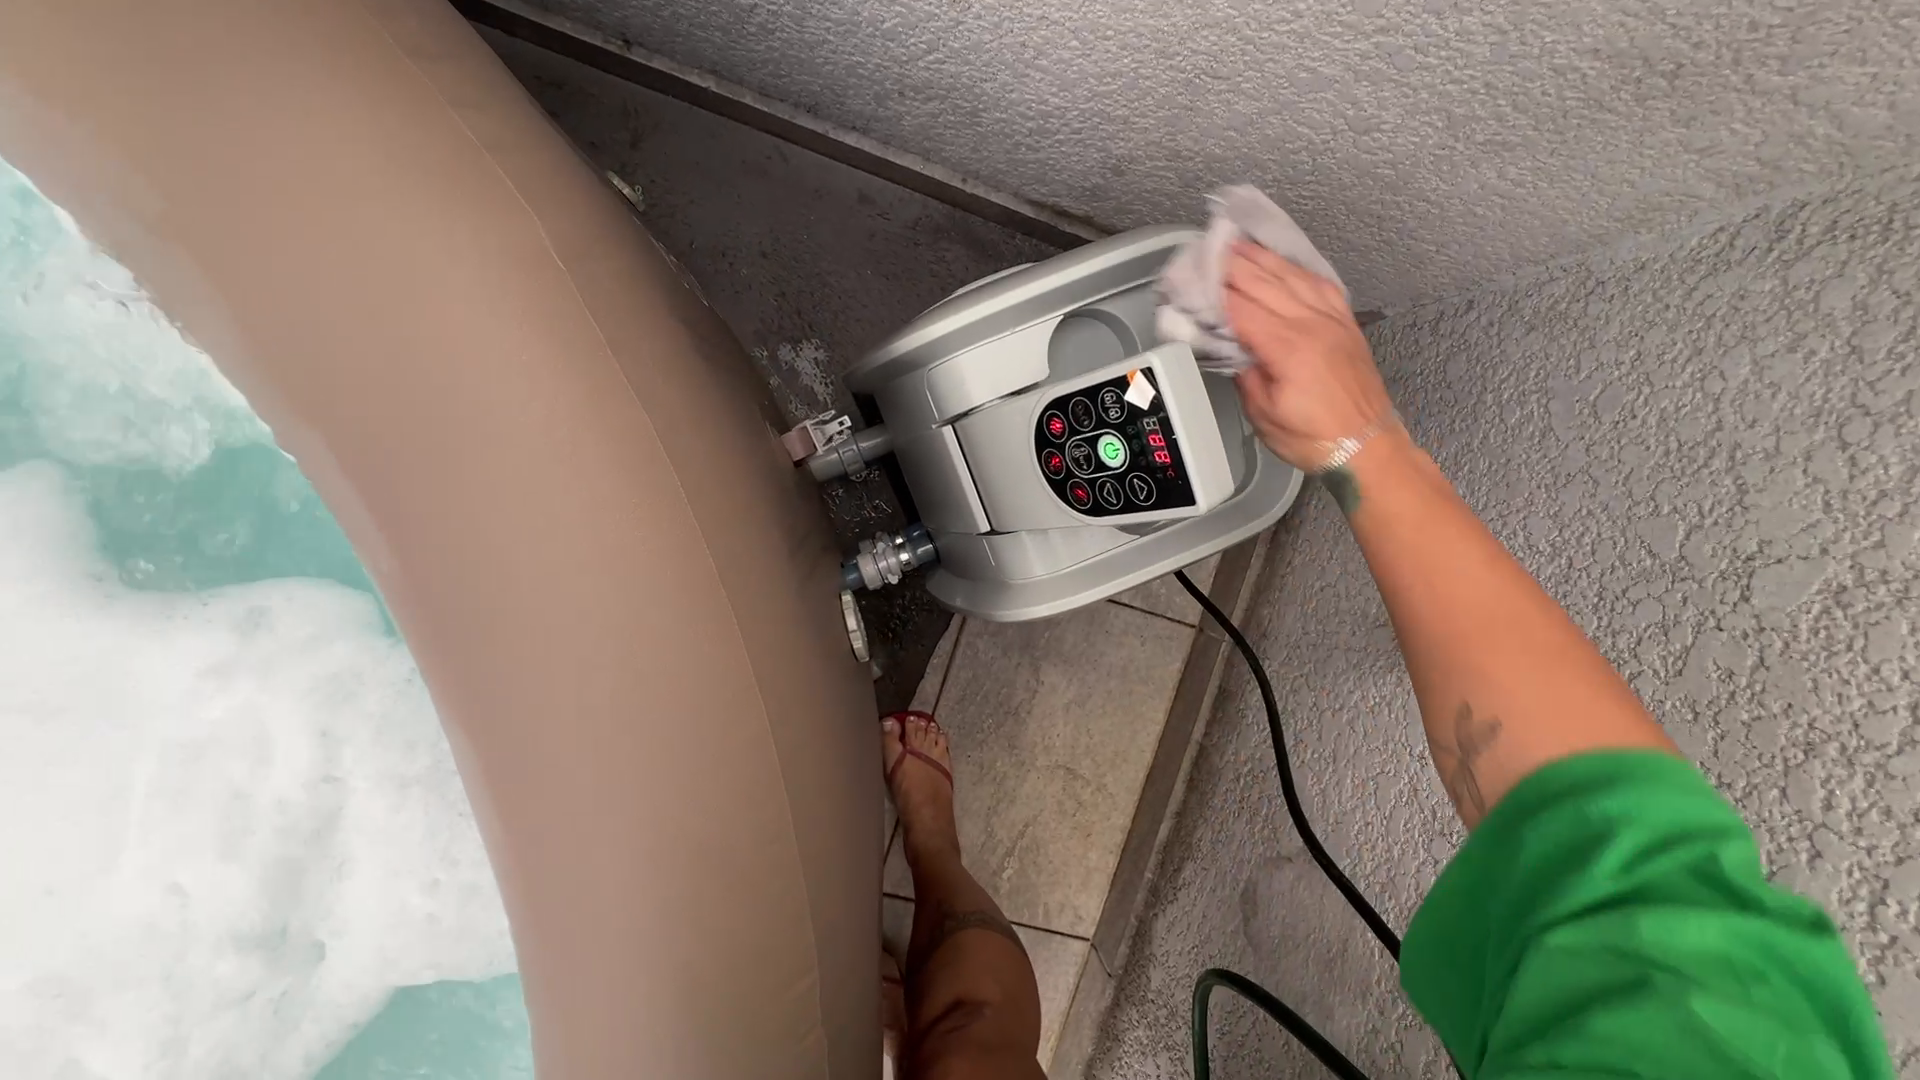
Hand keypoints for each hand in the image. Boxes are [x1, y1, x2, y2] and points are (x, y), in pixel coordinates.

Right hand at [1226, 242, 1394, 471]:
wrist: (1367, 447)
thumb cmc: (1316, 438)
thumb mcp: (1264, 414)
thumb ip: (1244, 374)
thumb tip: (1228, 348)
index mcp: (1289, 348)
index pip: (1240, 308)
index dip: (1212, 292)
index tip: (1189, 281)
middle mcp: (1313, 325)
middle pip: (1264, 282)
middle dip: (1230, 266)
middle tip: (1203, 253)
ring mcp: (1333, 320)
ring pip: (1291, 275)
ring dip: (1261, 258)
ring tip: (1236, 245)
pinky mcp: (1345, 324)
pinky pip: (1319, 284)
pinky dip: (1295, 268)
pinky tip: (1281, 262)